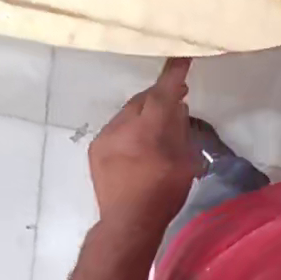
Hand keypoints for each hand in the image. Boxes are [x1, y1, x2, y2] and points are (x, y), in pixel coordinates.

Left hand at [89, 58, 196, 236]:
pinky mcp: (96, 150)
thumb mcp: (183, 162)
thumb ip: (179, 131)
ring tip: (161, 122)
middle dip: (160, 96)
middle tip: (178, 97)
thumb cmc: (163, 194)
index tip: (181, 57)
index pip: (162, 94)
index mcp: (147, 131)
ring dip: (146, 113)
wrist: (127, 222)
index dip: (173, 75)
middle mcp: (120, 128)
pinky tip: (143, 141)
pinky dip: (133, 127)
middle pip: (142, 100)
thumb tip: (177, 108)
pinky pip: (118, 128)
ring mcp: (104, 138)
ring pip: (129, 114)